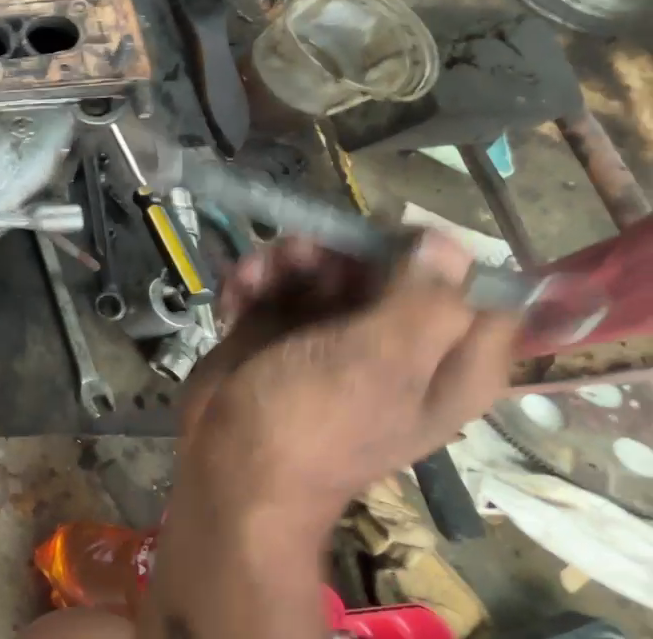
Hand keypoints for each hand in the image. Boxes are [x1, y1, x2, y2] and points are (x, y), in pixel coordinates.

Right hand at [176, 233, 518, 528]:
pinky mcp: (274, 336)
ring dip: (280, 263)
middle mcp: (392, 345)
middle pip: (379, 269)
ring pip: (317, 273)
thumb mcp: (380, 361)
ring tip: (252, 274)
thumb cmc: (316, 418)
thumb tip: (448, 240)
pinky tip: (231, 293)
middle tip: (297, 252)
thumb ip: (424, 301)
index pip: (468, 290)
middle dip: (334, 253)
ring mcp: (327, 339)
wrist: (233, 461)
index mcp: (444, 360)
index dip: (430, 257)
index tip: (381, 237)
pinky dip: (249, 282)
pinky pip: (269, 290)